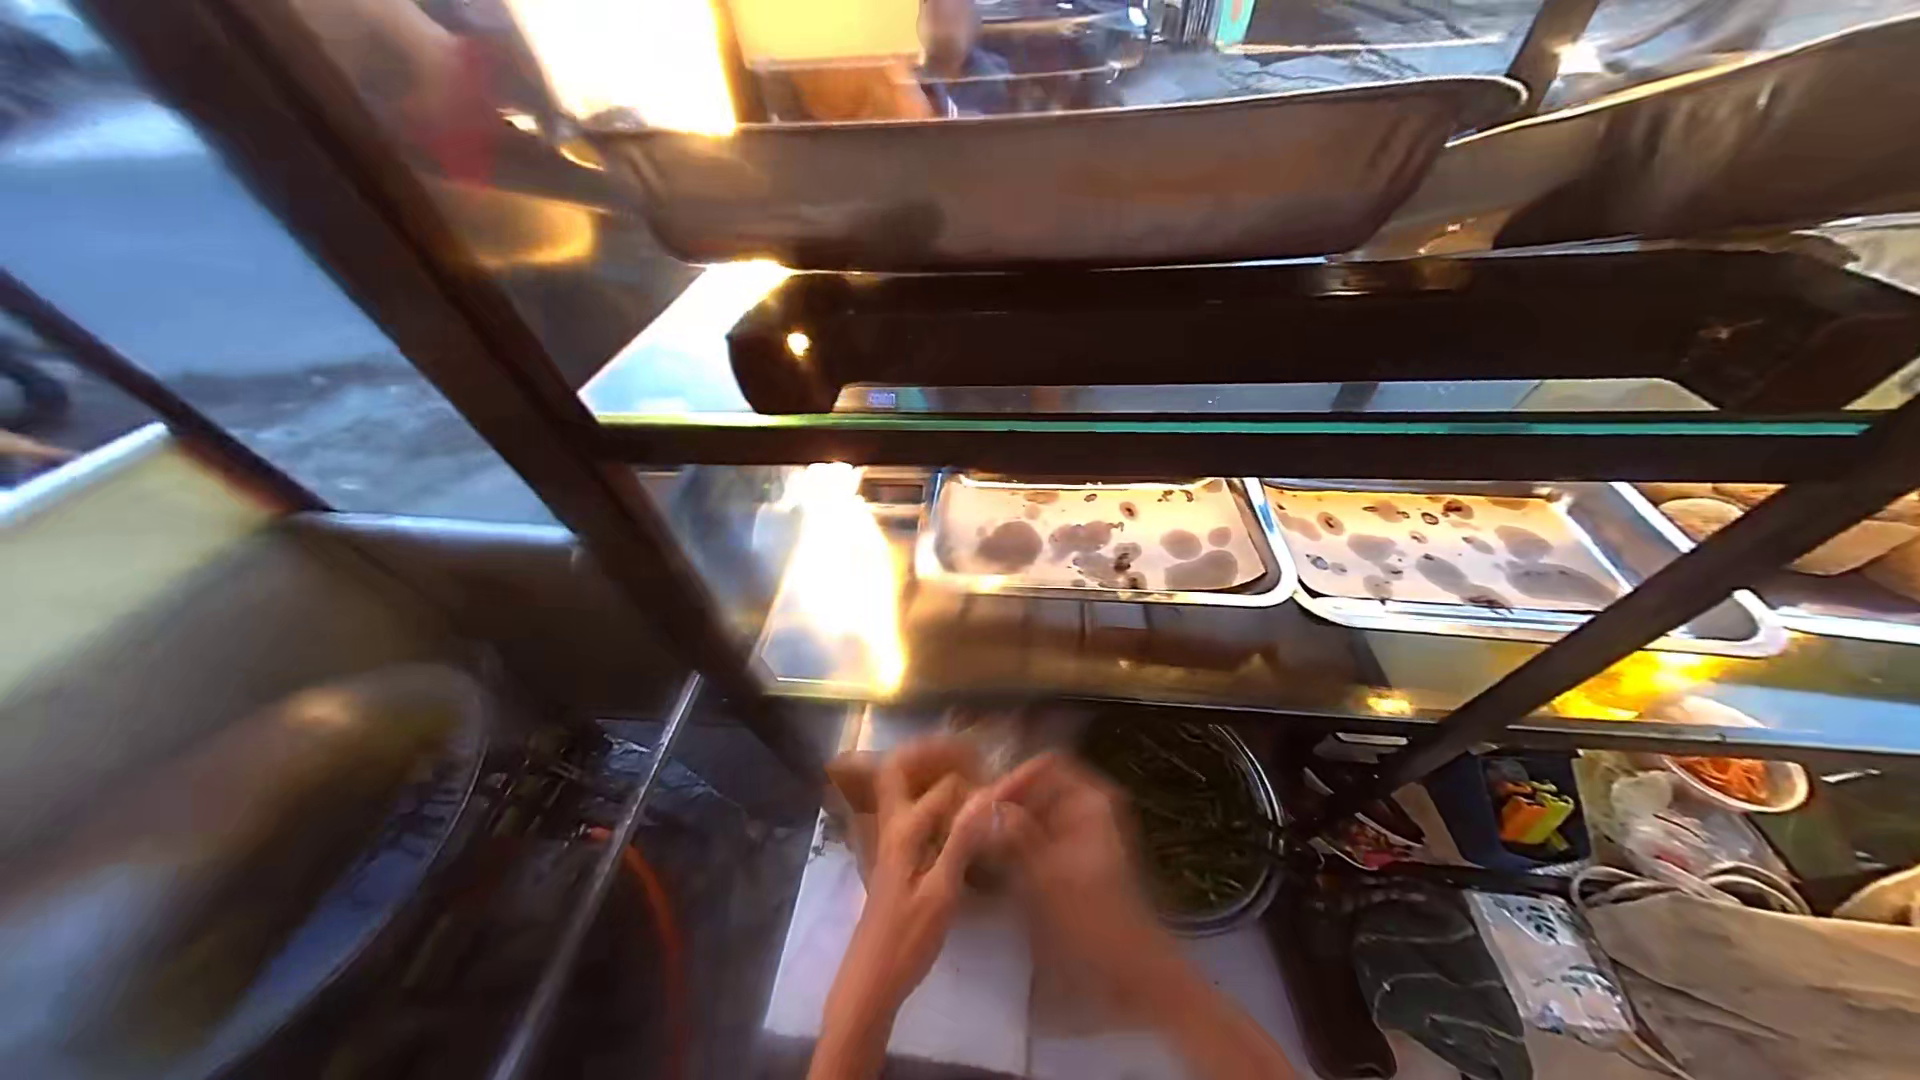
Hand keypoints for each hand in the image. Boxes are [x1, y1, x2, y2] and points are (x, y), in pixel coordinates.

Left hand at [813, 740, 992, 1079]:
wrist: (870, 981)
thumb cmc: (907, 941)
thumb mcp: (941, 893)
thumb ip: (961, 840)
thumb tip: (988, 796)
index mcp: (903, 830)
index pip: (944, 787)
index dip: (977, 783)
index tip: (1006, 786)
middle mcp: (891, 824)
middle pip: (897, 766)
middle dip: (932, 750)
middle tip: (968, 752)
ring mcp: (888, 838)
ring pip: (898, 784)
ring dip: (927, 767)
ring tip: (964, 768)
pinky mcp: (892, 853)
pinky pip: (906, 806)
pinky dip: (926, 792)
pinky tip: (953, 808)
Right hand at [987, 752, 1177, 1016]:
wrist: (1131, 974)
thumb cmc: (1094, 920)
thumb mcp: (1047, 876)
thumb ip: (1010, 835)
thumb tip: (974, 805)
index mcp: (1090, 800)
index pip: (1044, 766)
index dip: (1013, 780)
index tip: (982, 806)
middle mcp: (1085, 808)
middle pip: (1036, 787)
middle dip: (1002, 803)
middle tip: (968, 826)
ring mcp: (1078, 833)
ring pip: (1030, 812)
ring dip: (1003, 825)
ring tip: (972, 844)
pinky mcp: (1068, 859)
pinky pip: (1033, 837)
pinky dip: (1011, 845)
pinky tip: (988, 864)